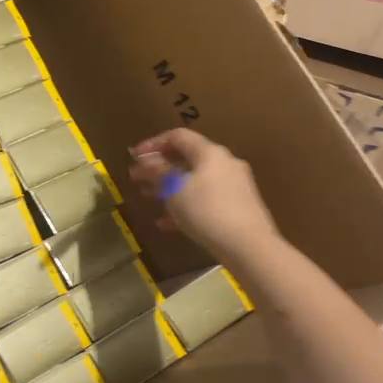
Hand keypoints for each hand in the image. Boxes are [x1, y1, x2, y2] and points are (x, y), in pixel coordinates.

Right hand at [127, 128, 279, 261]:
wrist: (248, 246)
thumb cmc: (206, 210)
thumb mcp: (174, 189)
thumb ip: (158, 171)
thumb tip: (146, 160)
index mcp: (210, 153)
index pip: (178, 136)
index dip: (153, 143)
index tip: (133, 156)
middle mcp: (224, 164)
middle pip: (186, 158)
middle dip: (159, 168)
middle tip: (137, 178)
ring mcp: (233, 186)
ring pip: (194, 180)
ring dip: (169, 186)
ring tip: (149, 197)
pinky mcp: (236, 207)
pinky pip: (204, 200)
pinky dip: (184, 205)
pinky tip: (166, 223)